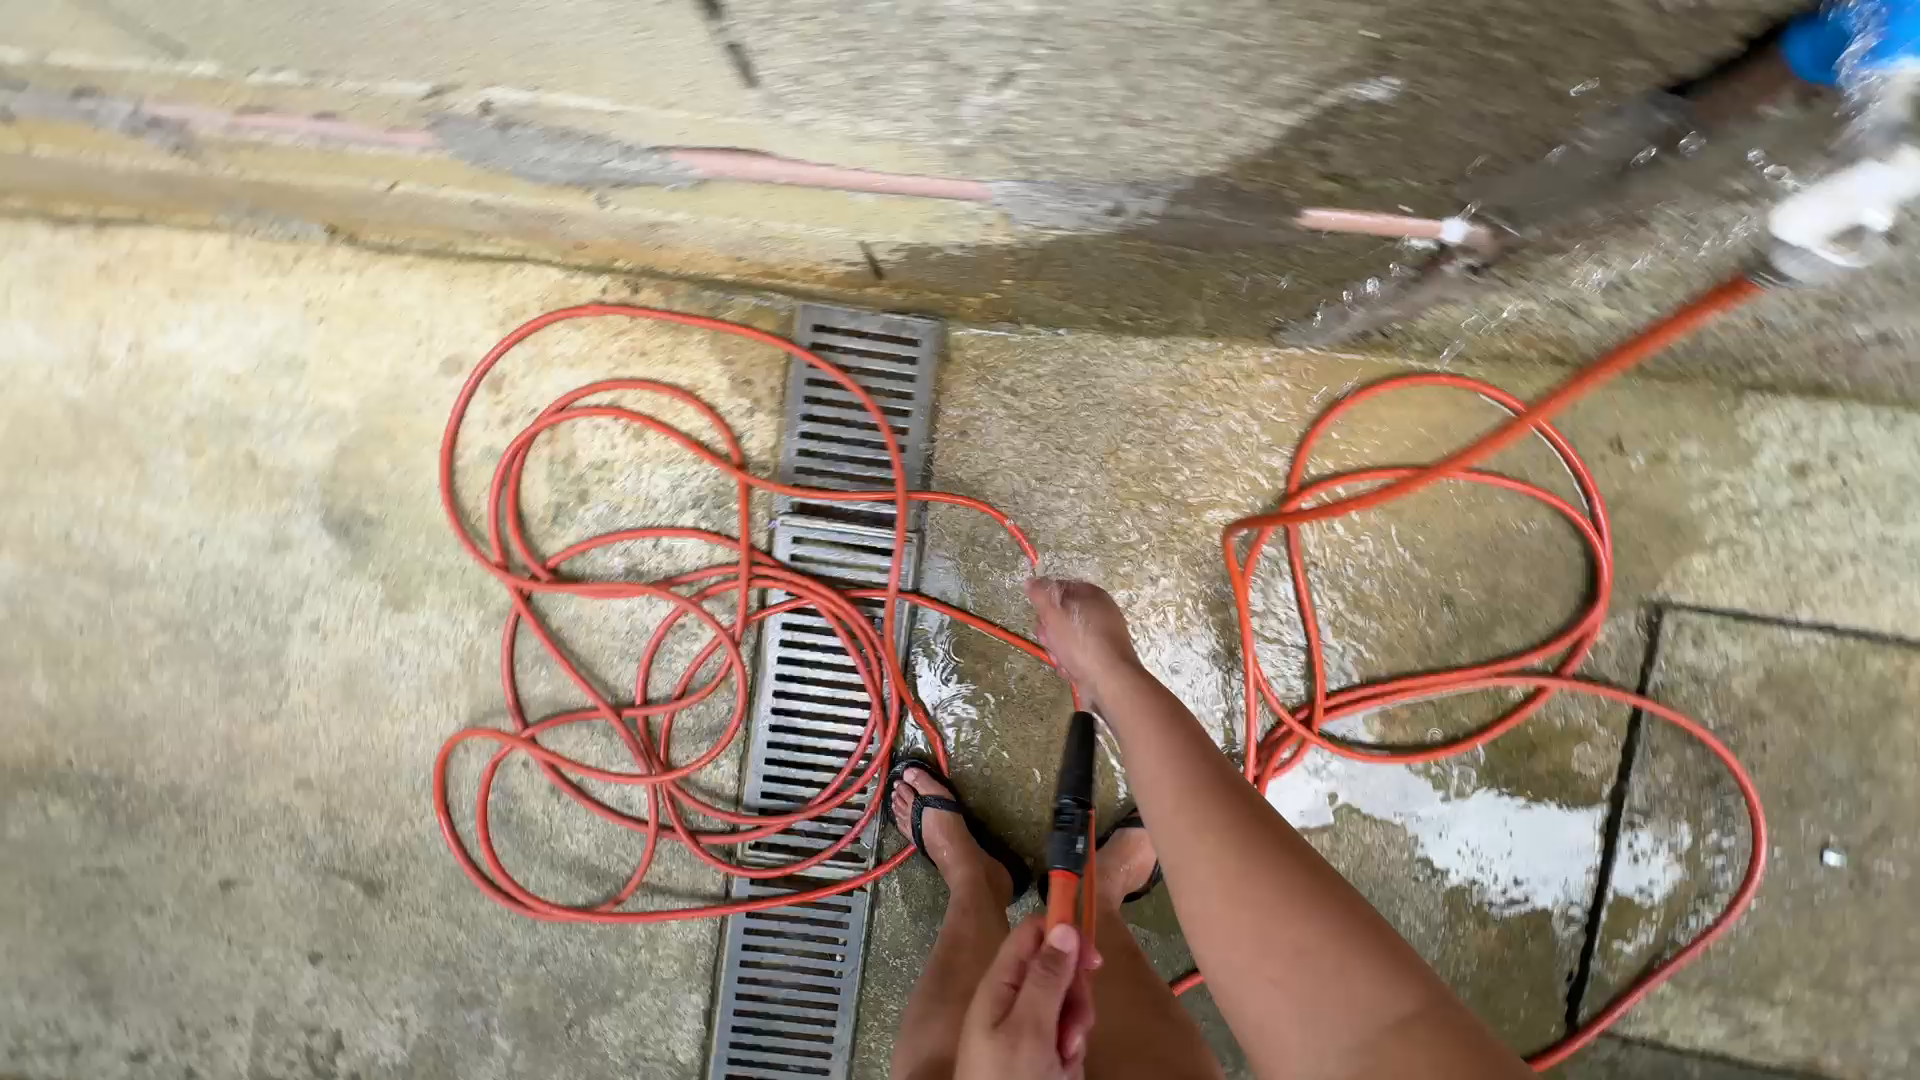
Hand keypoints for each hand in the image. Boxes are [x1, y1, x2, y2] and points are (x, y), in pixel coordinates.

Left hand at [955, 917, 1096, 1079]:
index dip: (1062, 934)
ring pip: (1067, 1002)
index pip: (1031, 934)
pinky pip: (1067, 1034)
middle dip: (1074, 993)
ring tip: (1065, 1055)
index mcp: (1000, 983)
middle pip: (1056, 968)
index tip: (1092, 957)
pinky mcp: (1042, 1052)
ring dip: (1075, 1025)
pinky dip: (1072, 1050)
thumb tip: (1063, 924)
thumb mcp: (1029, 1028)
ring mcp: (1028, 1026)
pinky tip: (1063, 1069)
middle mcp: (1013, 998)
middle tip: (1075, 1024)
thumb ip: (1046, 976)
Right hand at [1024, 578, 1141, 708]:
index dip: (1046, 602)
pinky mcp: (1102, 658)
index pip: (1060, 588)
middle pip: (1062, 615)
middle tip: (1049, 639)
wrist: (1109, 680)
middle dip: (1050, 630)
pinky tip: (1070, 669)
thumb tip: (1031, 581)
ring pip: (1067, 638)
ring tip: (1061, 658)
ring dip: (1058, 649)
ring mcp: (1103, 636)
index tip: (1041, 615)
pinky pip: (1078, 655)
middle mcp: (1101, 612)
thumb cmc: (1081, 641)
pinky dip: (1070, 662)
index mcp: (1093, 594)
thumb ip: (1040, 594)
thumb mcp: (1054, 612)